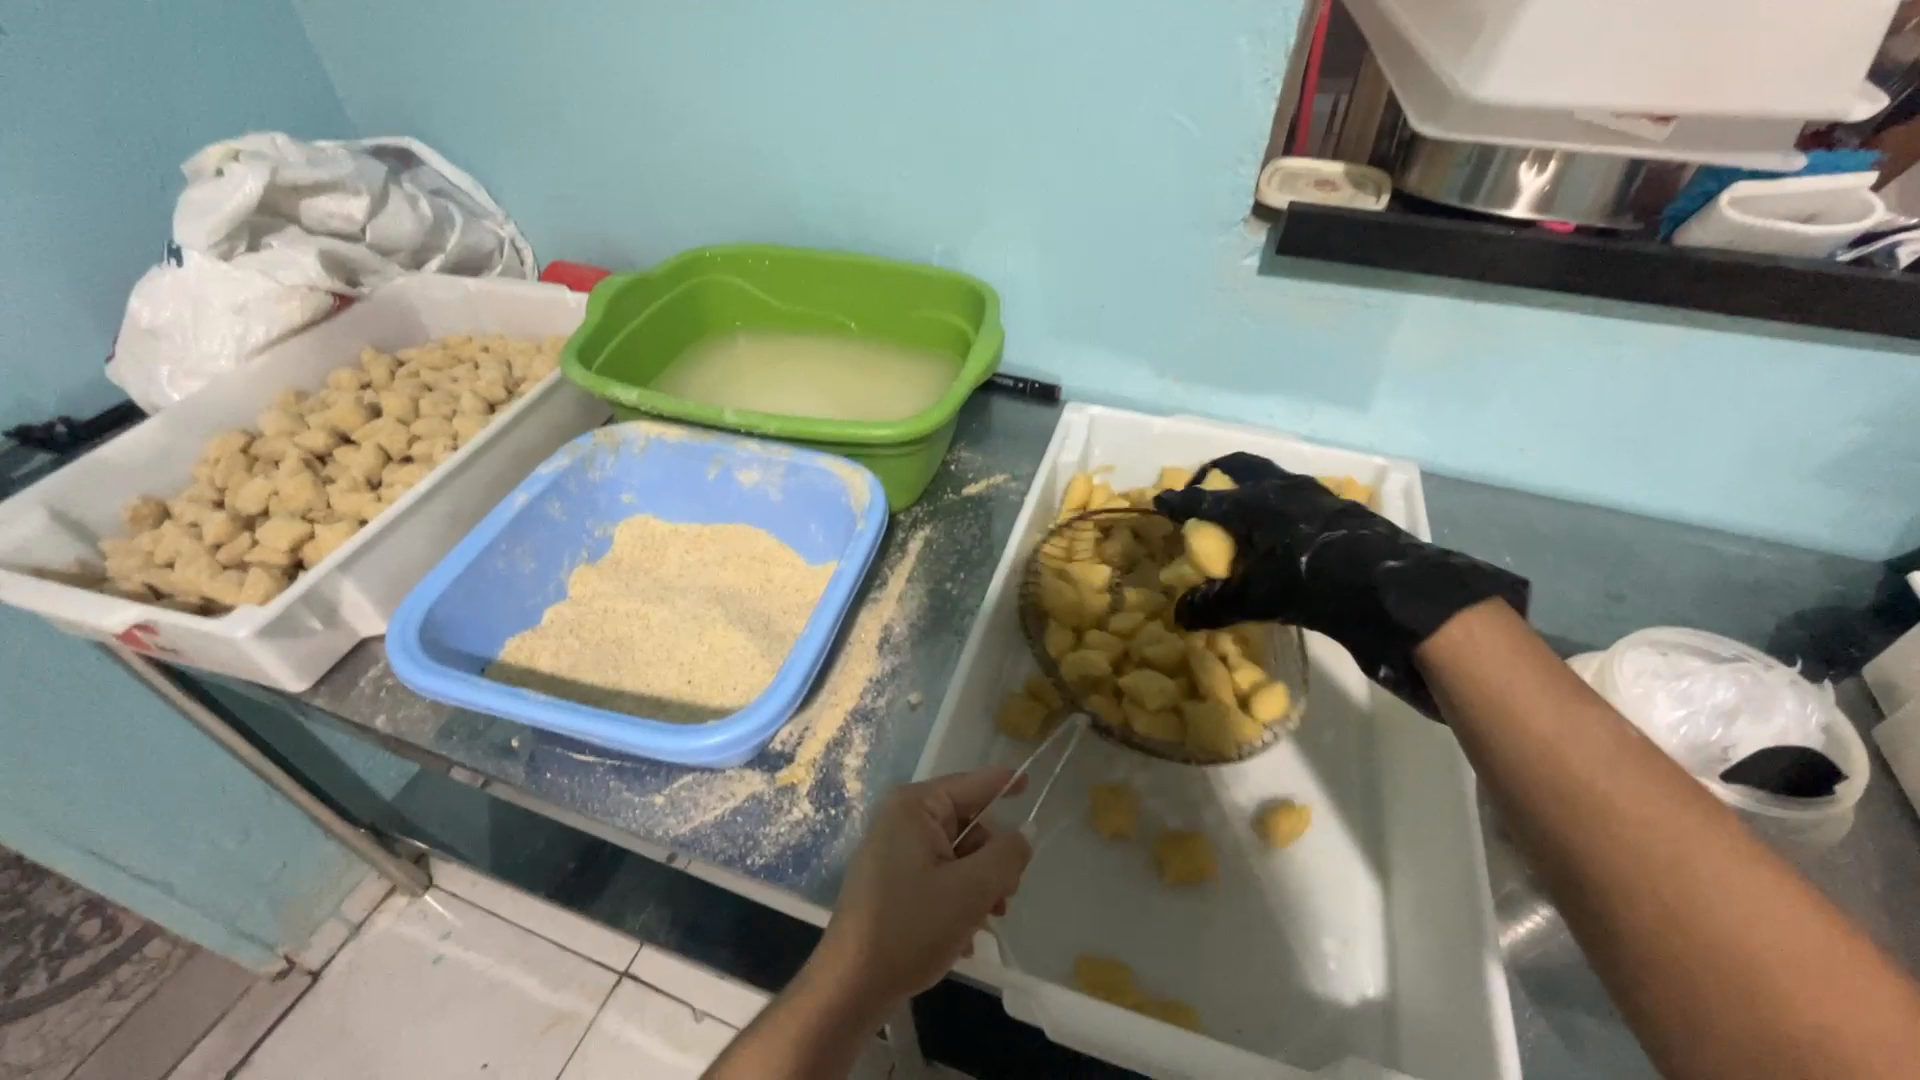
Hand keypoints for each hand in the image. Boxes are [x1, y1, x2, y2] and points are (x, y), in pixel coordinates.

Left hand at [807, 768, 1032, 1013]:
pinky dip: (956, 900)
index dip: (1003, 783)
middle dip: (992, 859)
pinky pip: (937, 877)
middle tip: (1005, 896)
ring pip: (956, 855)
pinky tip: (961, 935)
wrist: (852, 986)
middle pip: (967, 824)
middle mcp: (900, 820)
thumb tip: (1024, 831)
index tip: (1030, 782)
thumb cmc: (911, 928)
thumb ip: (1007, 855)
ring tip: (984, 921)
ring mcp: (892, 852)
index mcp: (914, 807)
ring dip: (979, 886)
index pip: (972, 784)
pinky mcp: (890, 883)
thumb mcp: (972, 890)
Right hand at [1153, 452, 1528, 716]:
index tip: (1160, 501)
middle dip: (1217, 477)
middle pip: (1241, 468)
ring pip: (1274, 481)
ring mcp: (1319, 497)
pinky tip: (1285, 535)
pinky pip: (1301, 502)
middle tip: (1202, 493)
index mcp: (1255, 504)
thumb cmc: (1315, 587)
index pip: (1204, 498)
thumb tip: (1180, 615)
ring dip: (1254, 492)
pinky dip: (1282, 511)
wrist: (1396, 592)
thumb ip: (1216, 603)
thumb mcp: (1258, 600)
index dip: (1179, 501)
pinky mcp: (1346, 513)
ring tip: (1243, 516)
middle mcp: (1284, 490)